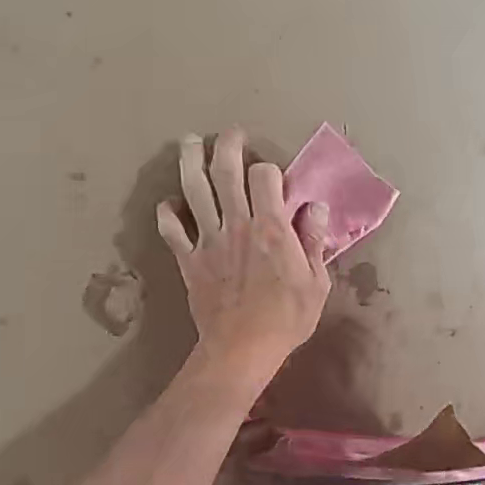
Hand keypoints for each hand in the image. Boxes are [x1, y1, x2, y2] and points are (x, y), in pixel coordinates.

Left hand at [157, 128, 331, 385]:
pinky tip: (170, 204)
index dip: (269, 168)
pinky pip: (172, 229)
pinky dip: (168, 213)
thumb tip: (315, 208)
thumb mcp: (316, 283)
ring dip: (190, 161)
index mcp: (271, 227)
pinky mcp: (189, 260)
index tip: (274, 176)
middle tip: (230, 135)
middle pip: (226, 170)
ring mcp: (208, 240)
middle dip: (227, 145)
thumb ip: (314, 241)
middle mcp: (237, 224)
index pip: (265, 176)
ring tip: (190, 143)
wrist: (241, 349)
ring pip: (194, 190)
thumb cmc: (286, 319)